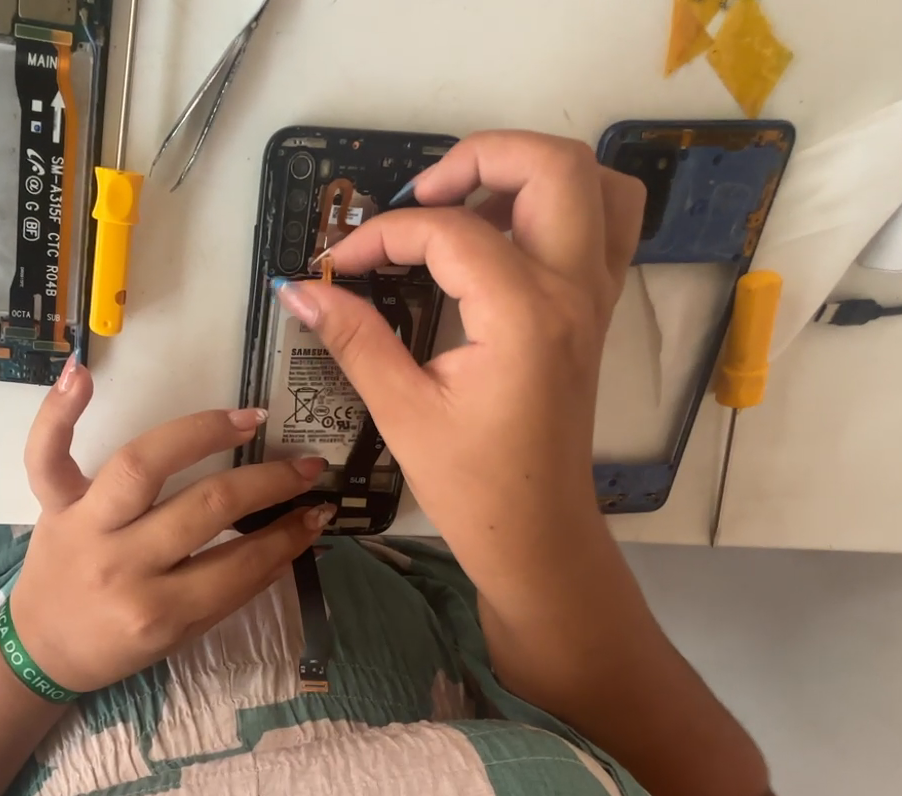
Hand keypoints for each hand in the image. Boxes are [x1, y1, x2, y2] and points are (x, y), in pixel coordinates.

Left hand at [7, 364, 334, 692]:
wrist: (41, 652)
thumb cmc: (117, 647)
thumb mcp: (181, 635)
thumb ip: (230, 590)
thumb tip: (288, 543)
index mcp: (157, 610)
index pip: (239, 564)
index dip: (287, 535)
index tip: (318, 510)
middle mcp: (121, 564)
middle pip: (204, 507)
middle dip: (267, 482)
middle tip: (306, 466)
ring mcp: (83, 527)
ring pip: (142, 466)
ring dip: (201, 434)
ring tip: (246, 419)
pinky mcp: (50, 506)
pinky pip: (45, 456)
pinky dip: (57, 414)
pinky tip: (82, 373)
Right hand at [274, 131, 643, 581]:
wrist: (535, 532)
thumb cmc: (470, 484)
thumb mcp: (402, 411)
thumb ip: (354, 339)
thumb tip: (299, 290)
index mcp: (522, 315)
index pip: (451, 232)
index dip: (383, 235)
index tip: (337, 265)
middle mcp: (572, 289)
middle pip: (553, 166)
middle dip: (477, 157)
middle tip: (417, 199)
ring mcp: (594, 297)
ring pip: (595, 185)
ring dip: (529, 174)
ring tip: (466, 208)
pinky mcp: (594, 312)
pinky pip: (602, 225)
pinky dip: (559, 207)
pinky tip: (504, 240)